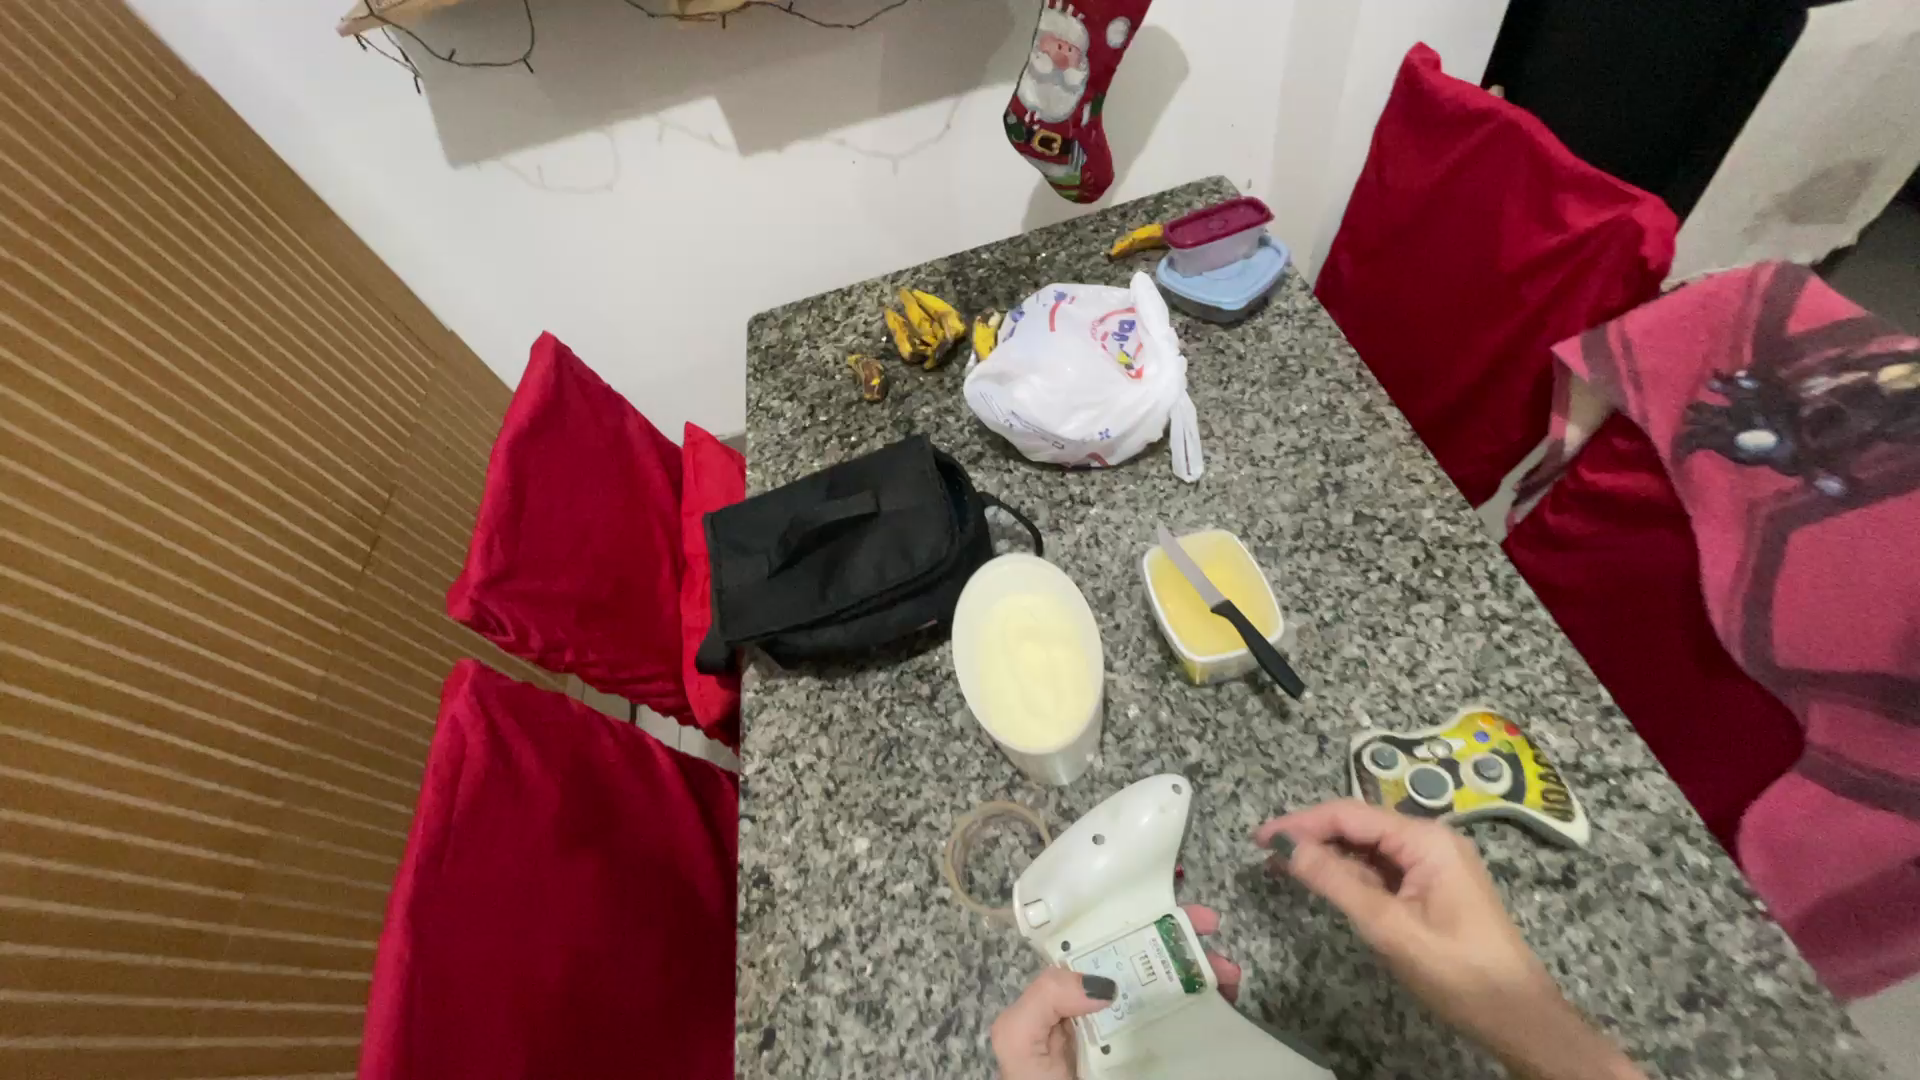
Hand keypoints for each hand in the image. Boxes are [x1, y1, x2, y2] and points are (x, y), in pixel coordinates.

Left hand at [991, 904, 1238, 1079]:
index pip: (1104, 941)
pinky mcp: (1159, 1059)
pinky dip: (1212, 1010)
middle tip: (1212, 931)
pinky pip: (1189, 1029)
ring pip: (1172, 988)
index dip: (1135, 918)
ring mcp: (1134, 1033)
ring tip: (1230, 971)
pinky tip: (1229, 1001)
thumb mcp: (1019, 1039)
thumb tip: (1104, 980)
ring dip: (1202, 970)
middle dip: (1180, 940)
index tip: (1171, 909)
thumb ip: (1044, 996)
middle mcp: (1104, 1005)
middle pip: (1146, 958)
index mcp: (1071, 990)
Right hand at [1256, 801, 1642, 1079]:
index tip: (1261, 838)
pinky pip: (1380, 866)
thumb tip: (1286, 847)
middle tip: (1266, 851)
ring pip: (1365, 846)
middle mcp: (1429, 840)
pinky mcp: (1431, 885)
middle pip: (1356, 825)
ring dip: (1326, 854)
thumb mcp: (1389, 928)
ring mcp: (1432, 862)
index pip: (1348, 815)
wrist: (1524, 1024)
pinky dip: (1347, 872)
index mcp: (1425, 840)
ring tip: (1284, 864)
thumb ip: (1335, 882)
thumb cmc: (1460, 974)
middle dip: (1310, 835)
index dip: (1300, 823)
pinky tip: (1321, 879)